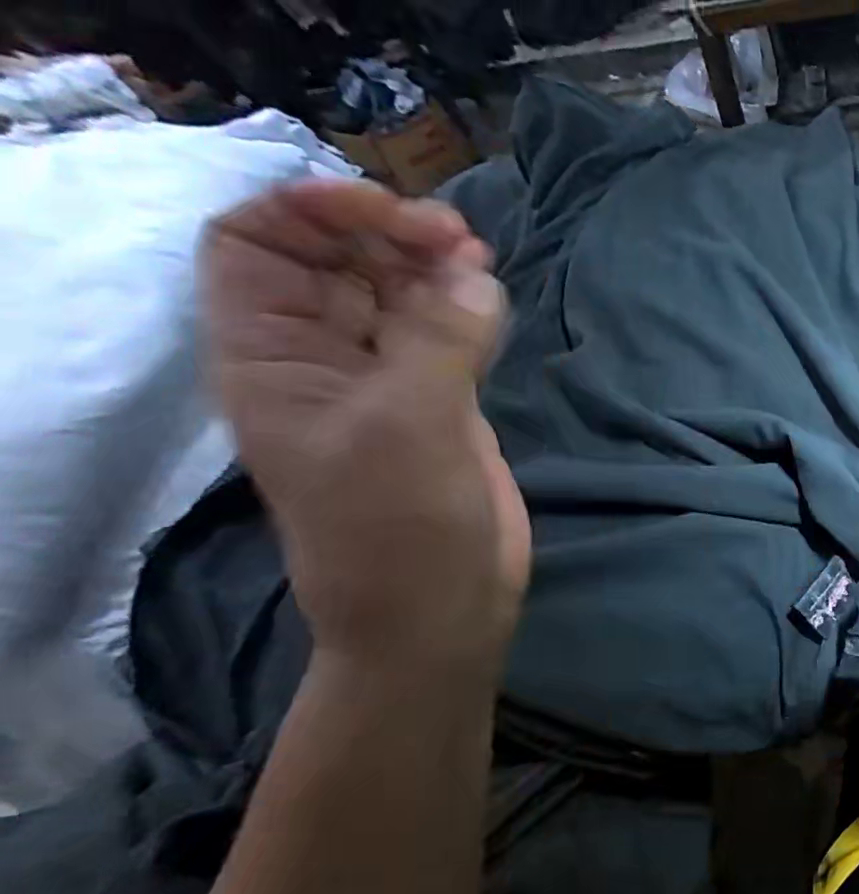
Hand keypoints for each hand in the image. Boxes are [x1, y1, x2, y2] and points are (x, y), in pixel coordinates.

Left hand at [199, 180, 528, 669]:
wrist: (441, 608)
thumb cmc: (398, 527)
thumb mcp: (407, 427)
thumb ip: (438, 342)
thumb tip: (476, 272)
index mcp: (272, 358)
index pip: (258, 247)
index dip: (311, 212)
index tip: (392, 215)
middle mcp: (323, 361)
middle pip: (336, 262)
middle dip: (388, 234)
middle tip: (458, 238)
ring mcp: (389, 384)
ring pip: (399, 296)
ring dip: (434, 268)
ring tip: (481, 260)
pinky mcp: (444, 407)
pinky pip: (447, 336)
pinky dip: (468, 310)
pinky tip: (492, 300)